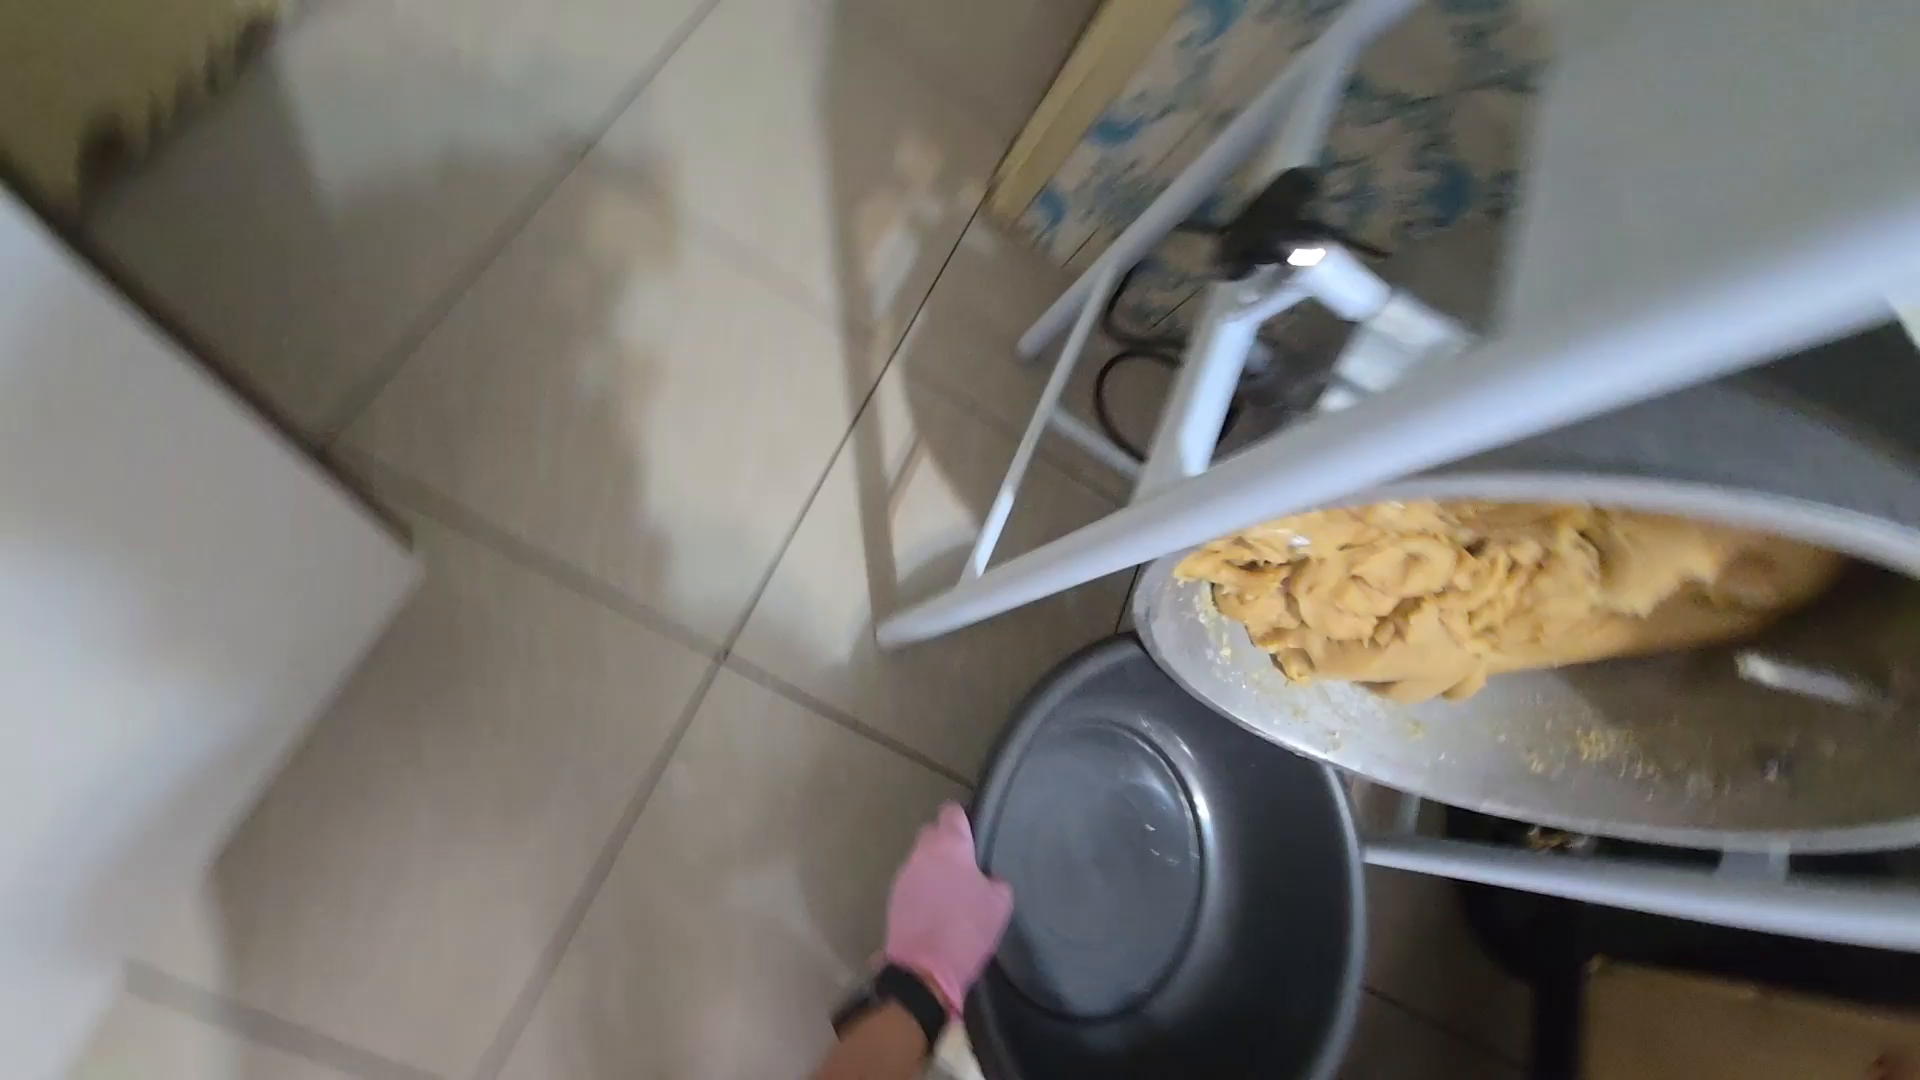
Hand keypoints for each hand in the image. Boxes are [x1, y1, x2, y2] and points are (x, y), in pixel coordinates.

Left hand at [883, 803, 1013, 1015]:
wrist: (925, 969)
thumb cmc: (967, 928)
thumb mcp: (999, 904)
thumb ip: (996, 880)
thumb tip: (988, 878)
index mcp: (950, 844)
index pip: (952, 811)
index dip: (962, 819)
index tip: (972, 834)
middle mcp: (924, 850)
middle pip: (933, 832)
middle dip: (946, 842)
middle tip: (963, 865)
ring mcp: (905, 872)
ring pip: (921, 858)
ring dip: (933, 867)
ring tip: (948, 891)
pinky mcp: (893, 896)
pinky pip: (911, 881)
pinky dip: (922, 887)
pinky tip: (933, 908)